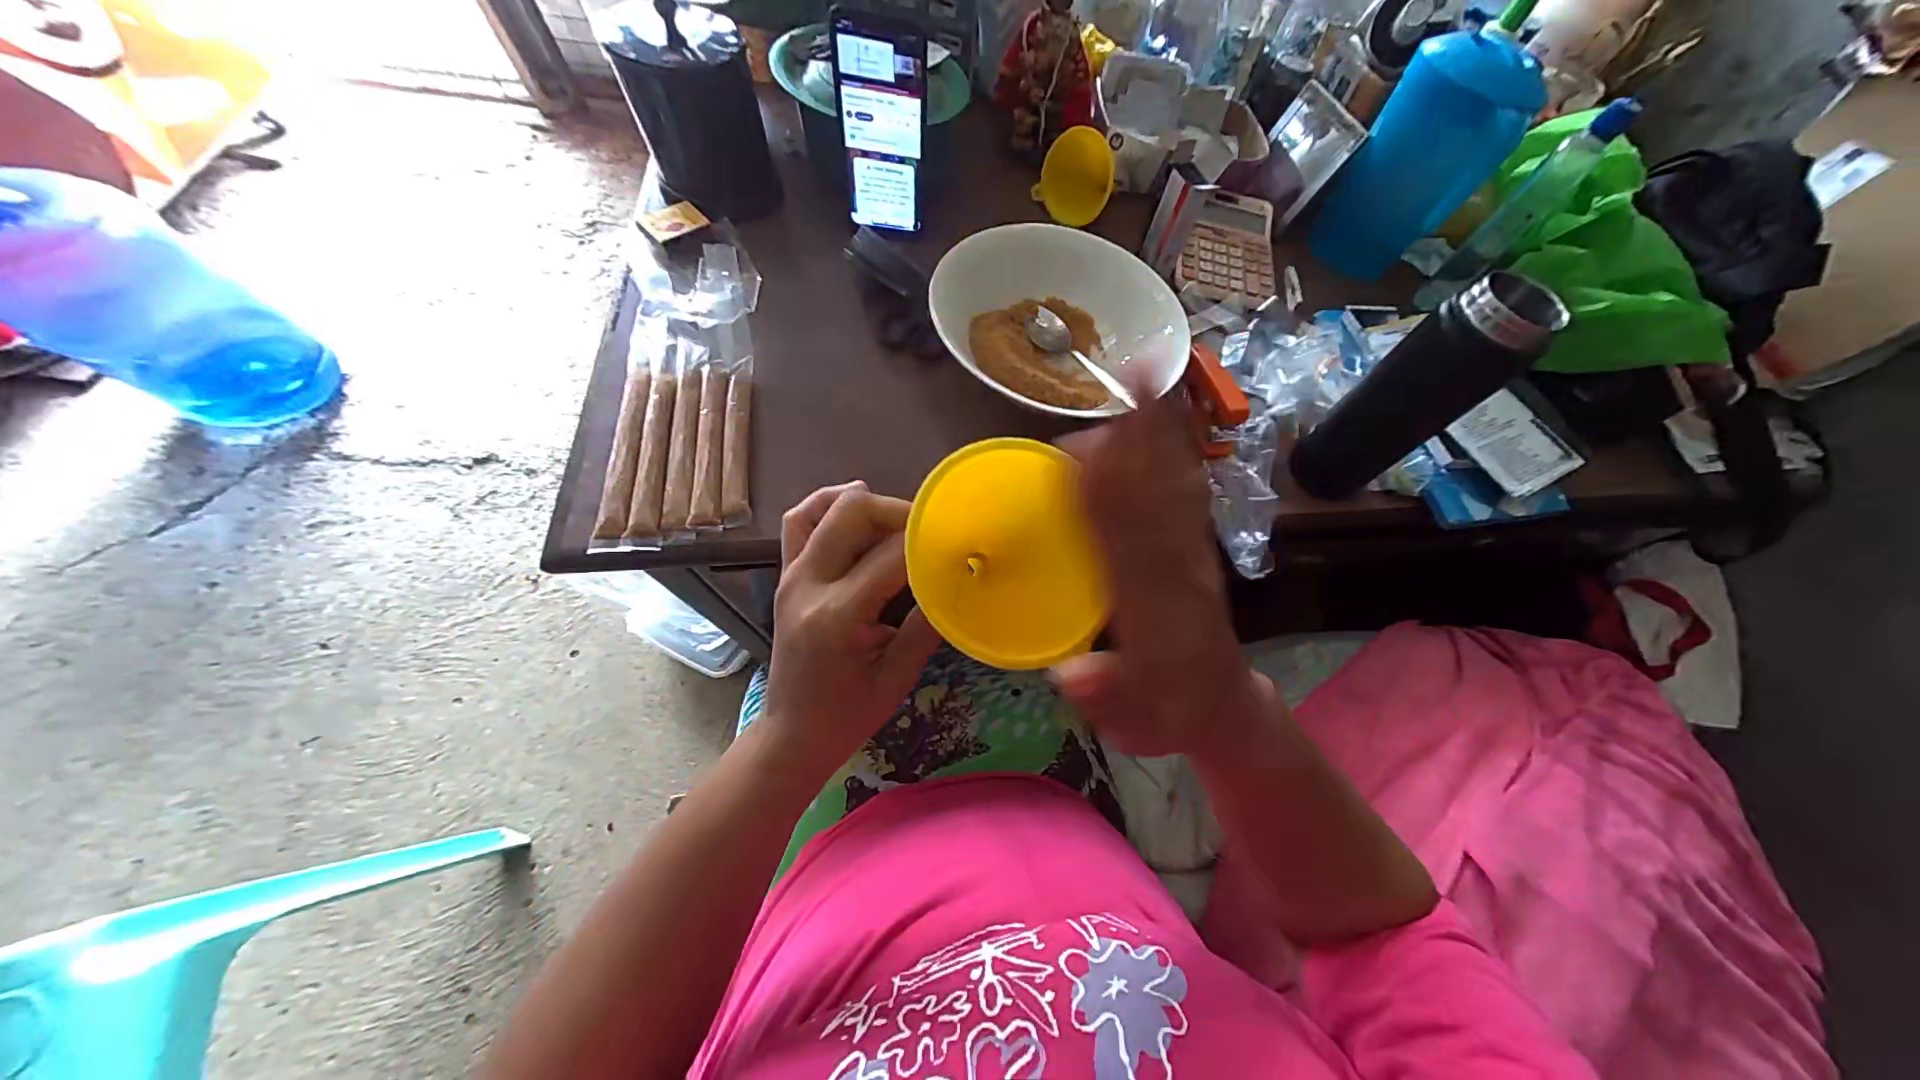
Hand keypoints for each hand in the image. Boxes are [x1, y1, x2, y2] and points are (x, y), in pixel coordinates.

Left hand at [762, 482, 942, 778]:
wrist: (793, 733)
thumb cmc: (848, 715)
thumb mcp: (898, 676)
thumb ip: (927, 624)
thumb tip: (958, 581)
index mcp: (838, 614)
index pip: (892, 555)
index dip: (929, 544)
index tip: (958, 544)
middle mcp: (808, 584)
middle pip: (853, 513)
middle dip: (899, 512)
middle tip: (930, 533)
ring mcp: (791, 575)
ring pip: (823, 508)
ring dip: (866, 505)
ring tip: (898, 524)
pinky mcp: (786, 575)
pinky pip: (799, 522)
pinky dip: (827, 506)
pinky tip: (855, 511)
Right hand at [1052, 392, 1261, 756]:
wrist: (1222, 704)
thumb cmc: (1168, 712)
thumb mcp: (1136, 722)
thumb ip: (1106, 697)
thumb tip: (1070, 674)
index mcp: (1157, 611)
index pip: (1127, 547)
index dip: (1106, 501)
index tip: (1085, 457)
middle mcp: (1178, 572)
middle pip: (1154, 499)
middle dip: (1139, 444)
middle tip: (1123, 389)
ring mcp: (1191, 555)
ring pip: (1172, 485)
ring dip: (1161, 434)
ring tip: (1148, 382)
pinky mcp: (1195, 547)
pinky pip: (1182, 491)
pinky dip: (1173, 449)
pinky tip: (1162, 415)